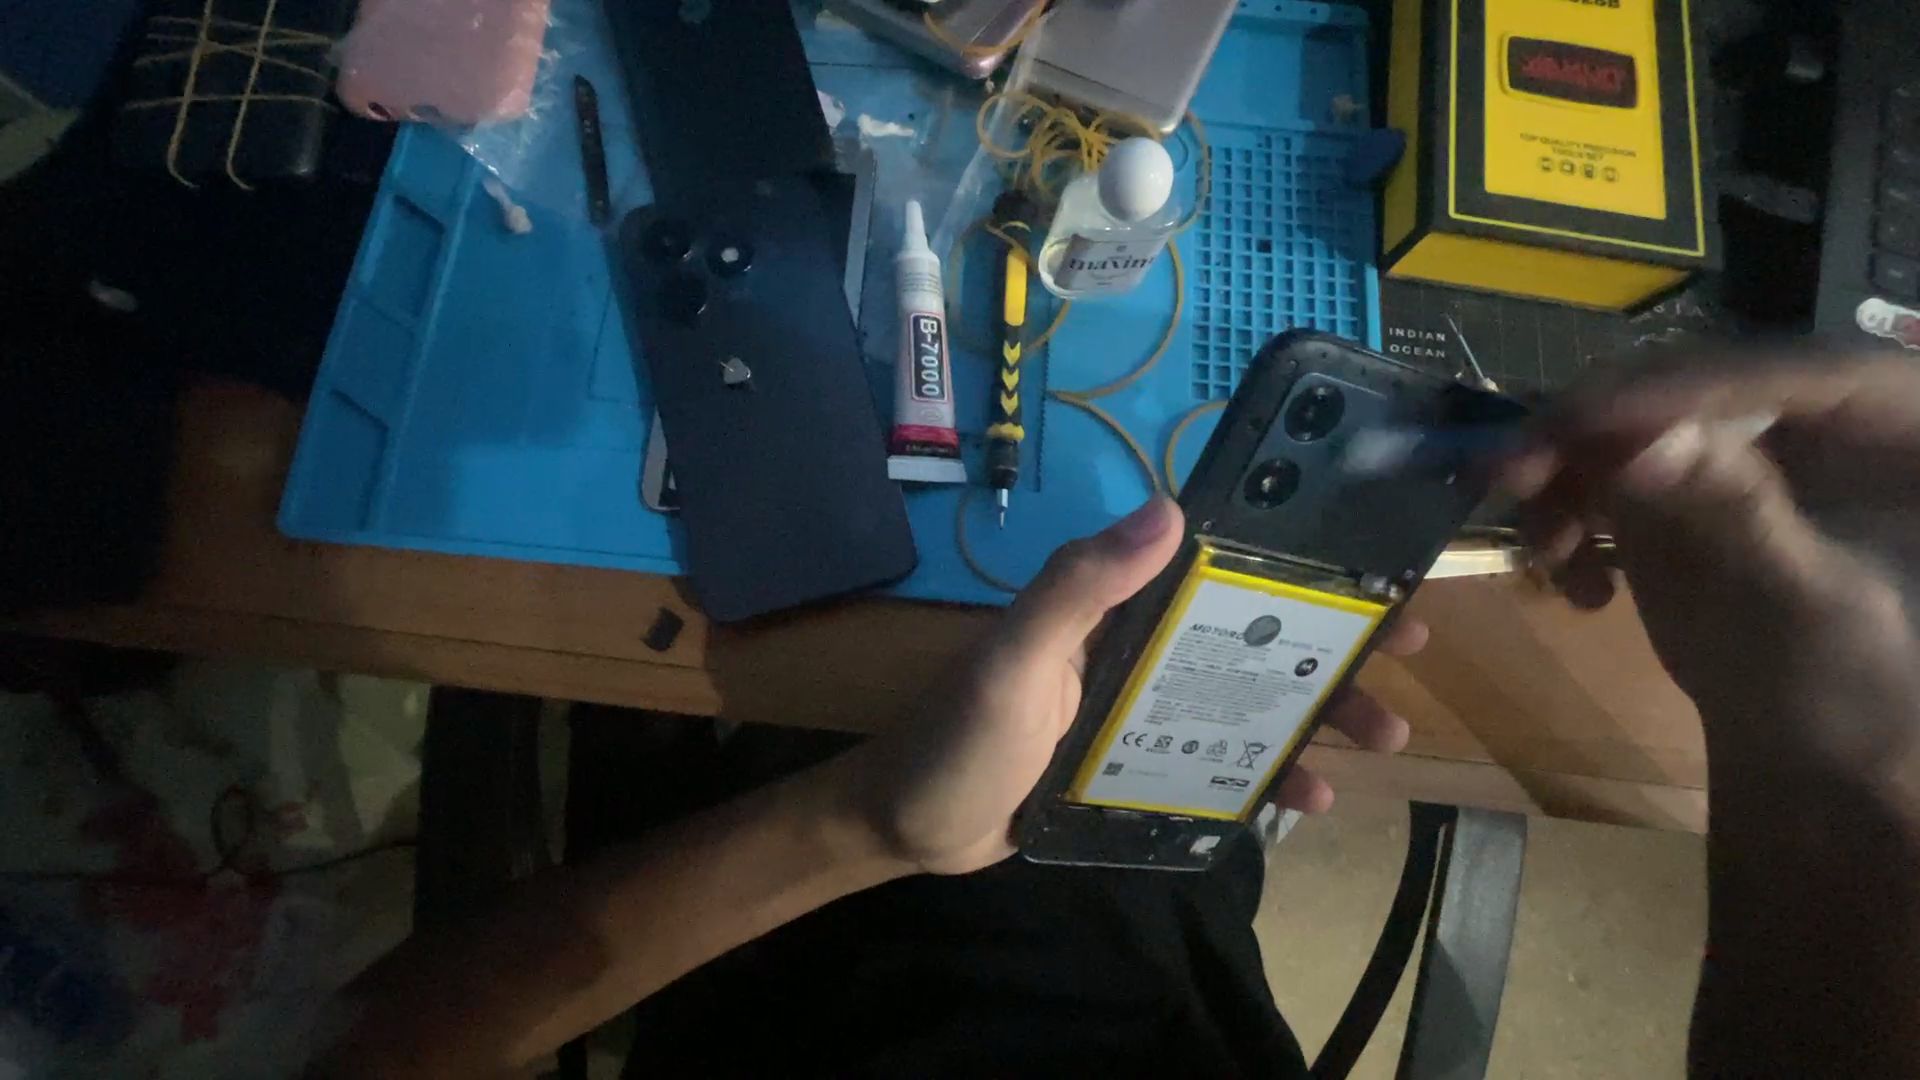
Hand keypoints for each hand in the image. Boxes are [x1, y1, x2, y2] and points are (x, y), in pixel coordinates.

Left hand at [846, 495, 1426, 875]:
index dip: (1289, 561)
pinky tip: (1307, 799)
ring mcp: (1139, 708)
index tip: (1367, 567)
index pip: (1211, 567)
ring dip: (1312, 712)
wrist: (918, 825)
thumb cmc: (962, 737)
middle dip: (1327, 642)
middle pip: (1247, 635)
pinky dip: (1264, 773)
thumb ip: (1078, 588)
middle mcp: (1133, 647)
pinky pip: (1216, 758)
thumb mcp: (1016, 659)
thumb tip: (1168, 509)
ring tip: (1378, 739)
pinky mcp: (1137, 764)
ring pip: (1244, 699)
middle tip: (1405, 655)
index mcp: (1111, 609)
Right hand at [1506, 351, 1919, 775]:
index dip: (1684, 391)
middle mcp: (1812, 426)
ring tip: (1545, 555)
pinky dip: (1561, 525)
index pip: (1794, 378)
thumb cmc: (1845, 687)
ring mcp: (1732, 457)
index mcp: (1901, 432)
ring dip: (1558, 489)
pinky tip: (1576, 586)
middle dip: (1586, 437)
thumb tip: (1643, 442)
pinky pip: (1590, 480)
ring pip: (1618, 433)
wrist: (1809, 742)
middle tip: (1510, 474)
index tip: (1580, 420)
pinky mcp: (1669, 491)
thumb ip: (1733, 514)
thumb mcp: (1803, 603)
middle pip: (1683, 392)